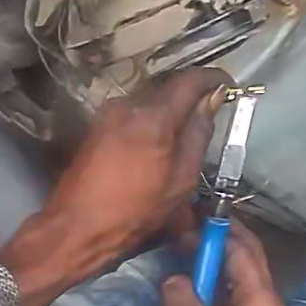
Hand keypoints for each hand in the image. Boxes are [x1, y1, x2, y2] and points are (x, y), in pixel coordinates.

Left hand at [0, 68, 229, 305]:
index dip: (212, 79)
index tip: (227, 86)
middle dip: (190, 94)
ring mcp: (107, 113)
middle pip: (167, 86)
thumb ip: (198, 134)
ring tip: (184, 132)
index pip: (189, 80)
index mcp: (152, 116)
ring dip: (168, 108)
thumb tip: (210, 100)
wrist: (77, 227)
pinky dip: (149, 119)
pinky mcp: (96, 126)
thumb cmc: (135, 212)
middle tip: (210, 111)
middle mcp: (127, 104)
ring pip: (148, 99)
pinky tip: (156, 142)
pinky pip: (131, 112)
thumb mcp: (181, 179)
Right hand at [161, 227, 285, 305]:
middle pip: (252, 256)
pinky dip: (225, 274)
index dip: (219, 231)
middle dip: (228, 237)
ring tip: (199, 242)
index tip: (198, 216)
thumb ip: (180, 289)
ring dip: (226, 255)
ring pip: (248, 271)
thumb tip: (179, 277)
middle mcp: (270, 301)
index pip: (242, 250)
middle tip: (201, 221)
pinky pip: (242, 287)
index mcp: (260, 298)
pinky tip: (204, 272)